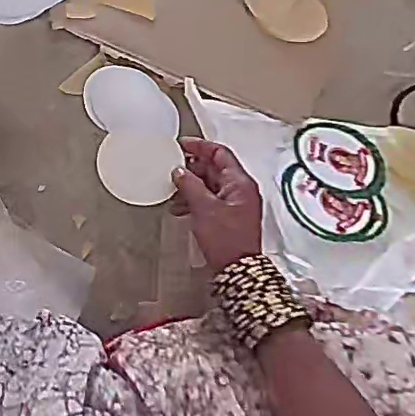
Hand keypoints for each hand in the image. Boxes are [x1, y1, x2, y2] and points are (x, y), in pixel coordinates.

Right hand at [170, 138, 265, 270]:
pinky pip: (210, 199)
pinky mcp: (229, 216)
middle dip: (192, 168)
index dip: (200, 146)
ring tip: (174, 191)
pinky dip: (195, 199)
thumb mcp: (204, 208)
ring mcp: (236, 204)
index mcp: (240, 183)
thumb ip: (190, 185)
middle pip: (214, 168)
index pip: (220, 154)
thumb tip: (180, 172)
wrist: (237, 270)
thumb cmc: (227, 241)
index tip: (182, 145)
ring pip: (210, 184)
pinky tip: (181, 206)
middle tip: (173, 168)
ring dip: (191, 185)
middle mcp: (241, 190)